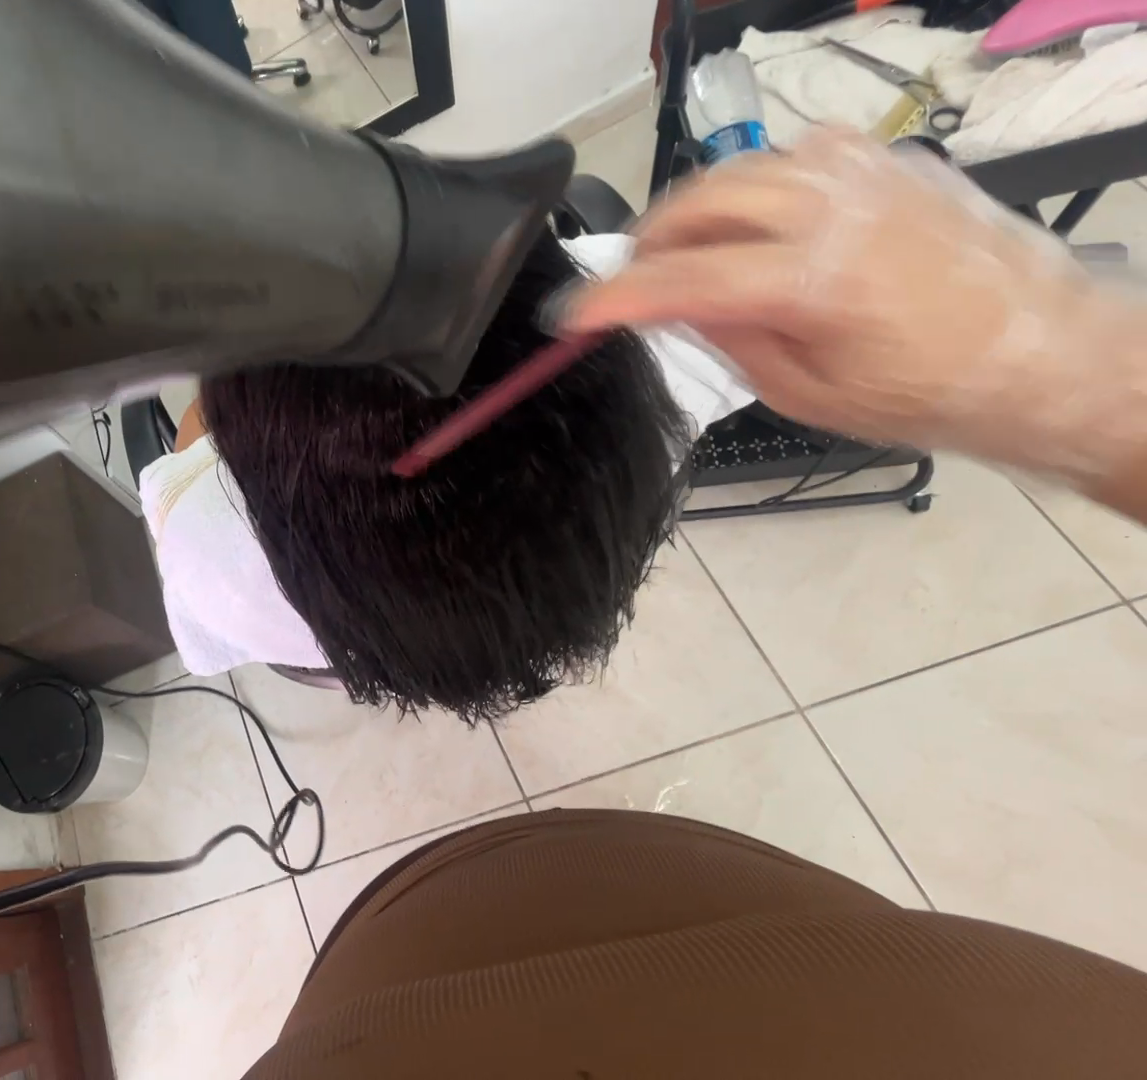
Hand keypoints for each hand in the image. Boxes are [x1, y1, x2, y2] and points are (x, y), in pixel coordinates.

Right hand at [566, 127, 1146, 488]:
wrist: (1043, 356)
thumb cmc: (916, 395)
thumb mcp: (798, 390)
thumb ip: (726, 334)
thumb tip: (665, 303)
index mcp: (817, 283)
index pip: (683, 278)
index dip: (613, 296)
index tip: (567, 314)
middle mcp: (840, 211)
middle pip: (705, 202)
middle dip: (648, 242)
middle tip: (629, 281)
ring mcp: (872, 175)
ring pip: (744, 168)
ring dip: (695, 210)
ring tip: (683, 251)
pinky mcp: (894, 163)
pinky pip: (798, 153)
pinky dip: (755, 184)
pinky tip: (754, 220)